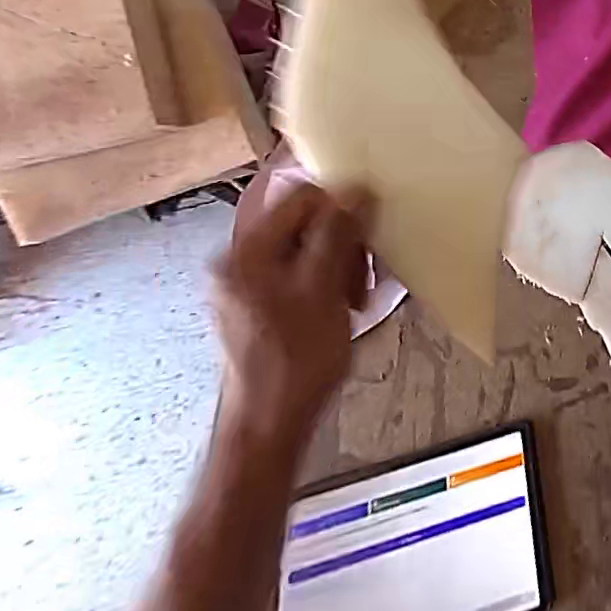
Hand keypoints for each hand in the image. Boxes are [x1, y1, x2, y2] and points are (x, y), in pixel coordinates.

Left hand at [211, 183, 370, 444]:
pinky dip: (331, 279)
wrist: (274, 419)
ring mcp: (250, 282)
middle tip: (363, 275)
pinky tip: (344, 303)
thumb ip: (336, 235)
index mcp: (245, 253)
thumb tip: (356, 191)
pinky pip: (305, 270)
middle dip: (344, 242)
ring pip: (311, 246)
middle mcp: (240, 261)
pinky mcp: (265, 301)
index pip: (301, 198)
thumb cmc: (298, 358)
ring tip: (355, 295)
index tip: (371, 231)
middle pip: (307, 222)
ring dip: (343, 263)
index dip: (342, 206)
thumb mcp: (323, 289)